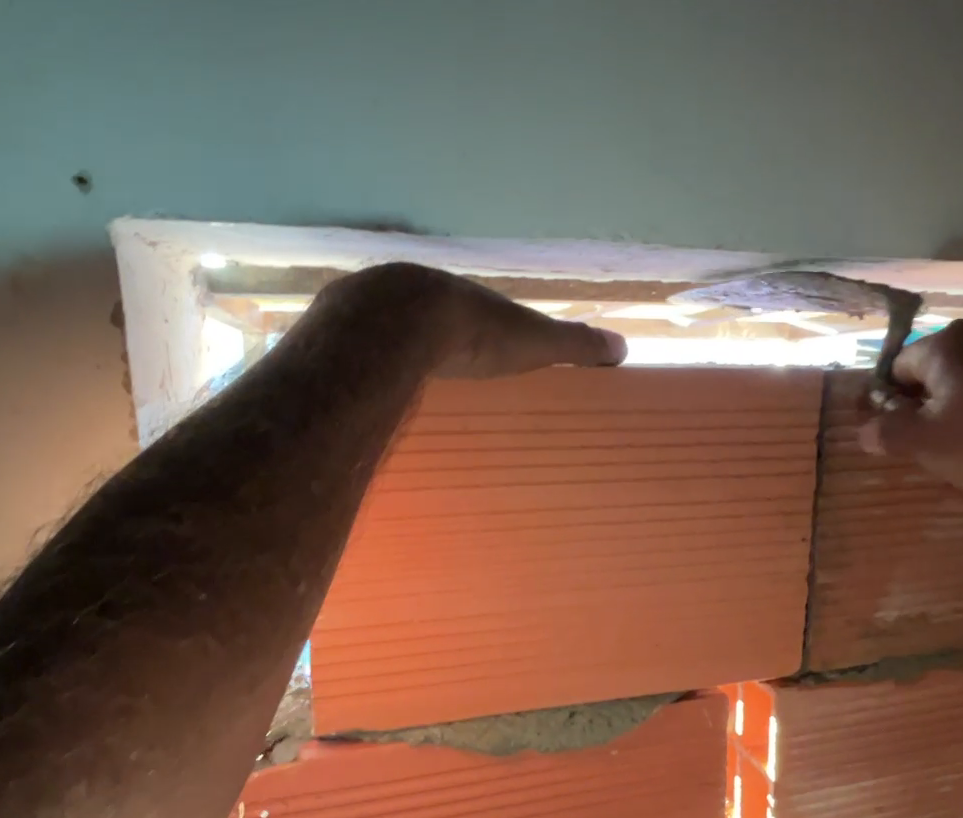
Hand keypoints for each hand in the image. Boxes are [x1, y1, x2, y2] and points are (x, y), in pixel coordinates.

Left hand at [316, 263, 625, 378]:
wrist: (395, 322)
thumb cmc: (472, 332)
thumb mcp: (533, 341)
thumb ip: (574, 344)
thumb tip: (623, 347)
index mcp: (463, 299)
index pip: (476, 314)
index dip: (483, 333)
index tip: (487, 353)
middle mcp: (417, 293)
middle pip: (428, 319)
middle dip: (435, 341)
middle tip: (442, 369)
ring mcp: (373, 305)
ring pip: (385, 329)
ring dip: (393, 348)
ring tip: (401, 379)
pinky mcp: (340, 327)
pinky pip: (351, 344)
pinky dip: (360, 358)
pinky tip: (360, 379)